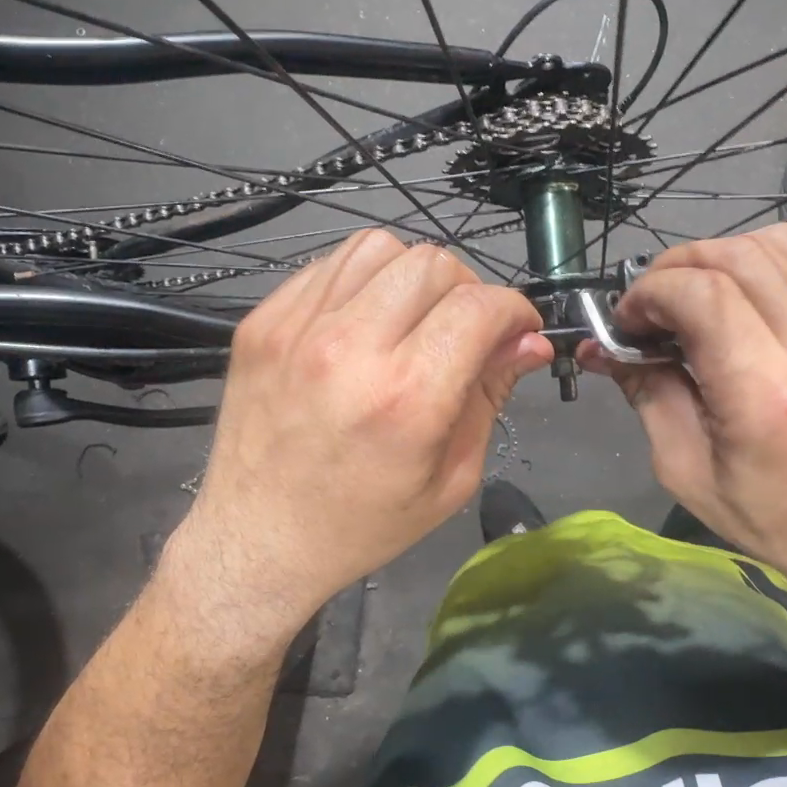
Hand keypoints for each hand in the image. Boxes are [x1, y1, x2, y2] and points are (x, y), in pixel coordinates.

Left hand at [178, 230, 551, 629]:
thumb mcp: (450, 479)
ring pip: (378, 247)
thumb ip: (490, 396)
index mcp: (406, 399)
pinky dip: (362, 283)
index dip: (514, 309)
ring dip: (411, 276)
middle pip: (432, 263)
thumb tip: (528, 341)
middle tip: (463, 330)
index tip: (516, 330)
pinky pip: (328, 266)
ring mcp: (296, 329)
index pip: (479, 306)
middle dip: (466, 288)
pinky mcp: (262, 323)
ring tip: (411, 319)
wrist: (258, 539)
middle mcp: (349, 349)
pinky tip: (363, 323)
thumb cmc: (363, 525)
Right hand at [579, 224, 786, 601]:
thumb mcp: (686, 469)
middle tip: (652, 305)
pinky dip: (760, 260)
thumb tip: (602, 346)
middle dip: (678, 267)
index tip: (629, 320)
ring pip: (777, 244)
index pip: (705, 295)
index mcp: (764, 398)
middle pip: (738, 257)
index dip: (653, 292)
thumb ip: (645, 394)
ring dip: (719, 256)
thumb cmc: (768, 516)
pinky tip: (738, 295)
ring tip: (693, 294)